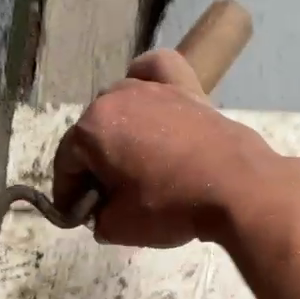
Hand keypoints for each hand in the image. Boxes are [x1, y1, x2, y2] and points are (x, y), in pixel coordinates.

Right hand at [52, 49, 275, 246]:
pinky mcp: (185, 86)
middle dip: (91, 166)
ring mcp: (152, 87)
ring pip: (118, 105)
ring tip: (126, 163)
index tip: (74, 217)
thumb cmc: (168, 207)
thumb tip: (99, 211)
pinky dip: (145, 79)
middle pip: (90, 135)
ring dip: (114, 133)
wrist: (234, 188)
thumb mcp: (117, 227)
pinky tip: (144, 94)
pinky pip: (155, 70)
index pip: (65, 165)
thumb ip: (96, 217)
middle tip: (103, 198)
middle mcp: (115, 97)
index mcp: (91, 129)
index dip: (66, 196)